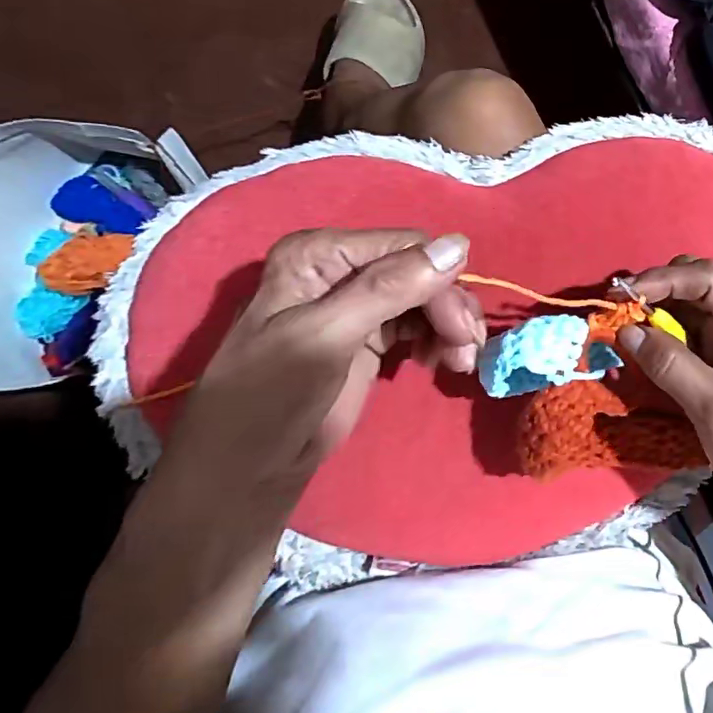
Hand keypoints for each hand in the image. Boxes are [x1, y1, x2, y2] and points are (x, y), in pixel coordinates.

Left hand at [165, 228, 483, 497]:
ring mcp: (356, 303)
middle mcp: (340, 268)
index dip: (440, 285)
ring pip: (427, 298)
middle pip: (422, 272)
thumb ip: (389, 289)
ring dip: (450, 327)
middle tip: (465, 354)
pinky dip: (438, 340)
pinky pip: (419, 323)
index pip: (406, 249)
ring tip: (459, 364)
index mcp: (320, 254)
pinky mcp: (369, 336)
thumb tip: (459, 245)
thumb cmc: (272, 397)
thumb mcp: (327, 338)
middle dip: (449, 310)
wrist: (247, 468)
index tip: (459, 332)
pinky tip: (441, 363)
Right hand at [617, 257, 712, 520]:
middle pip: (698, 282)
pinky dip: (654, 326)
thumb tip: (626, 330)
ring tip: (619, 317)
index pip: (712, 280)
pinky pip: (679, 325)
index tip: (624, 293)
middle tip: (618, 306)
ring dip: (651, 306)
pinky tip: (634, 334)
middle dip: (657, 288)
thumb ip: (672, 366)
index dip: (666, 279)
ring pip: (685, 300)